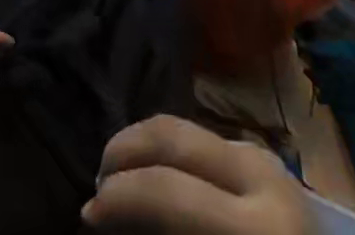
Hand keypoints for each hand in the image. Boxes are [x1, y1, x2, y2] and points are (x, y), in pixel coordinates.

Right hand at [83, 115, 315, 234]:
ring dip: (148, 145)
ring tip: (121, 174)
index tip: (87, 213)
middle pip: (177, 136)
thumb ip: (158, 234)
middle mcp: (262, 176)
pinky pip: (207, 142)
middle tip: (99, 177)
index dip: (119, 195)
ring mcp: (267, 159)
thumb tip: (101, 215)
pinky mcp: (266, 158)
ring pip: (190, 129)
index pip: (168, 189)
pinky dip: (172, 152)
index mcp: (252, 226)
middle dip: (127, 148)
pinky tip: (156, 174)